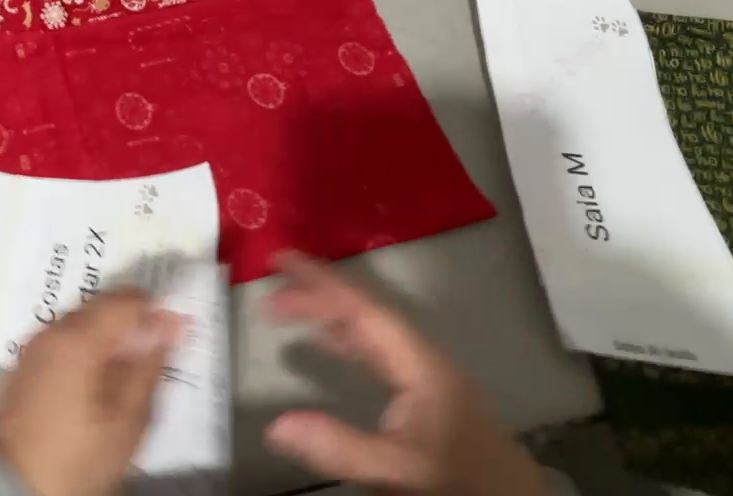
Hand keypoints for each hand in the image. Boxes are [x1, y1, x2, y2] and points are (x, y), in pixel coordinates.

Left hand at [0, 291, 185, 495]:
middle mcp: (53, 330)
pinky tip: (94, 374)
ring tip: (124, 368)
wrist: (15, 485)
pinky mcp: (25, 359)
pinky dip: (84, 341)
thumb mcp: (127, 421)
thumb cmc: (78, 457)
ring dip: (107, 330)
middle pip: (101, 304)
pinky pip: (62, 334)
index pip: (125, 301)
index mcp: (79, 339)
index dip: (154, 311)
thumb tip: (168, 326)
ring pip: (81, 317)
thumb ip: (148, 367)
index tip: (172, 330)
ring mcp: (35, 343)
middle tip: (151, 352)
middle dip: (131, 320)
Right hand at [263, 252, 545, 495]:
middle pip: (364, 312)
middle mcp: (422, 358)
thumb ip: (341, 447)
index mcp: (420, 363)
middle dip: (318, 293)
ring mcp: (426, 375)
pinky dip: (344, 339)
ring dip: (329, 313)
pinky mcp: (425, 395)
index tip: (282, 259)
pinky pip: (376, 351)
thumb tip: (275, 425)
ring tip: (287, 305)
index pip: (363, 309)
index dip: (321, 281)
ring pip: (370, 330)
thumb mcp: (400, 469)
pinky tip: (326, 344)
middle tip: (272, 283)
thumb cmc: (461, 482)